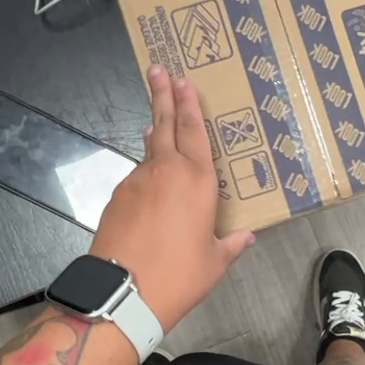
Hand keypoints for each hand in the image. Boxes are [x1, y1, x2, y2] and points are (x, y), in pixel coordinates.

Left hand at [90, 64, 253, 329]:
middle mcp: (166, 172)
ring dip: (155, 133)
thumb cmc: (179, 276)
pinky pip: (137, 176)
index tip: (183, 80)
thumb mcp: (214, 262)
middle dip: (163, 95)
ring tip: (158, 121)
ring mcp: (136, 182)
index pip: (194, 131)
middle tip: (158, 70)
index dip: (189, 104)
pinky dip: (145, 169)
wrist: (123, 294)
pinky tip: (150, 178)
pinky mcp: (117, 199)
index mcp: (197, 181)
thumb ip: (231, 244)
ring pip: (149, 151)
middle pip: (165, 124)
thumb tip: (247, 237)